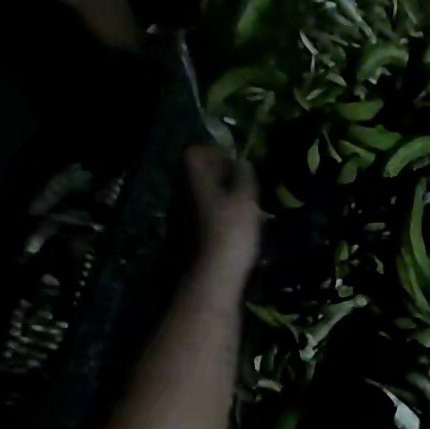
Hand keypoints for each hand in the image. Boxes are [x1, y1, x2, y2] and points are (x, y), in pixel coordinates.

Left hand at [184, 145, 261, 282]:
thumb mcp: (245, 199)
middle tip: (243, 182)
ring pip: (200, 195)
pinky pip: (203, 214)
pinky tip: (235, 226)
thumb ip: (244, 176)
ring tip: (243, 205)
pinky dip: (217, 213)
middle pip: (196, 175)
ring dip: (220, 195)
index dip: (213, 152)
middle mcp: (183, 194)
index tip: (234, 161)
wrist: (213, 276)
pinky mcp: (190, 236)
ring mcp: (183, 217)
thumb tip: (241, 162)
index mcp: (194, 180)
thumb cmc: (231, 232)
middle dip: (218, 174)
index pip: (193, 153)